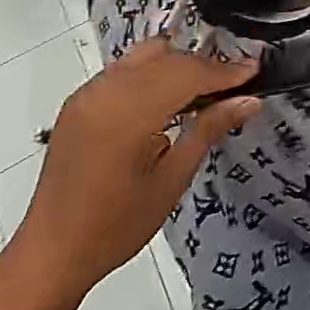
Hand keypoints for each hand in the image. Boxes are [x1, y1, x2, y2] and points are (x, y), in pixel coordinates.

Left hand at [7, 38, 261, 297]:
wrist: (53, 252)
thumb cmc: (118, 224)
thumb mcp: (172, 178)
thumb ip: (208, 129)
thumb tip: (249, 100)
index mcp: (126, 113)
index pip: (186, 73)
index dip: (224, 71)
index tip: (255, 70)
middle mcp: (103, 93)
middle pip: (166, 58)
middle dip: (204, 65)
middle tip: (237, 83)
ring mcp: (86, 95)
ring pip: (144, 57)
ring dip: (178, 66)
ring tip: (207, 89)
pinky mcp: (79, 103)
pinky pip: (124, 71)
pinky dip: (154, 74)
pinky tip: (171, 99)